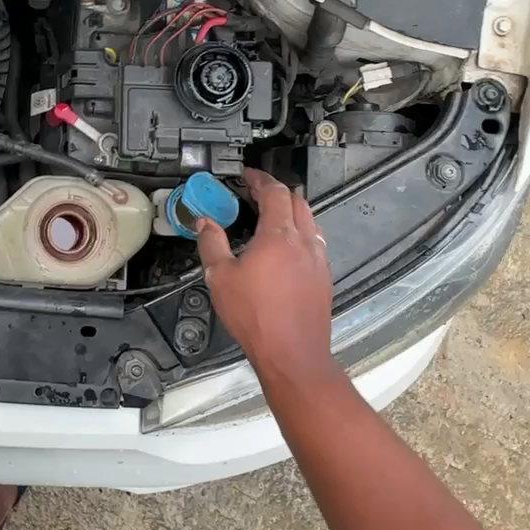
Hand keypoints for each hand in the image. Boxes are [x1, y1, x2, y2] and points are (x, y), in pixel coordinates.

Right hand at [195, 168, 338, 386]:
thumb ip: (211, 243)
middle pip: (298, 201)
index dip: (260, 179)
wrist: (292, 354)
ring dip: (291, 210)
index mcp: (279, 236)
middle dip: (276, 191)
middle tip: (255, 192)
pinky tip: (286, 246)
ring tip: (271, 214)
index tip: (248, 175)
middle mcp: (304, 243)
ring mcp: (318, 260)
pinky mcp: (324, 277)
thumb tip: (205, 223)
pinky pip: (316, 241)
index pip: (275, 193)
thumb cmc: (255, 316)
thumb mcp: (220, 277)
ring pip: (310, 220)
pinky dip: (301, 231)